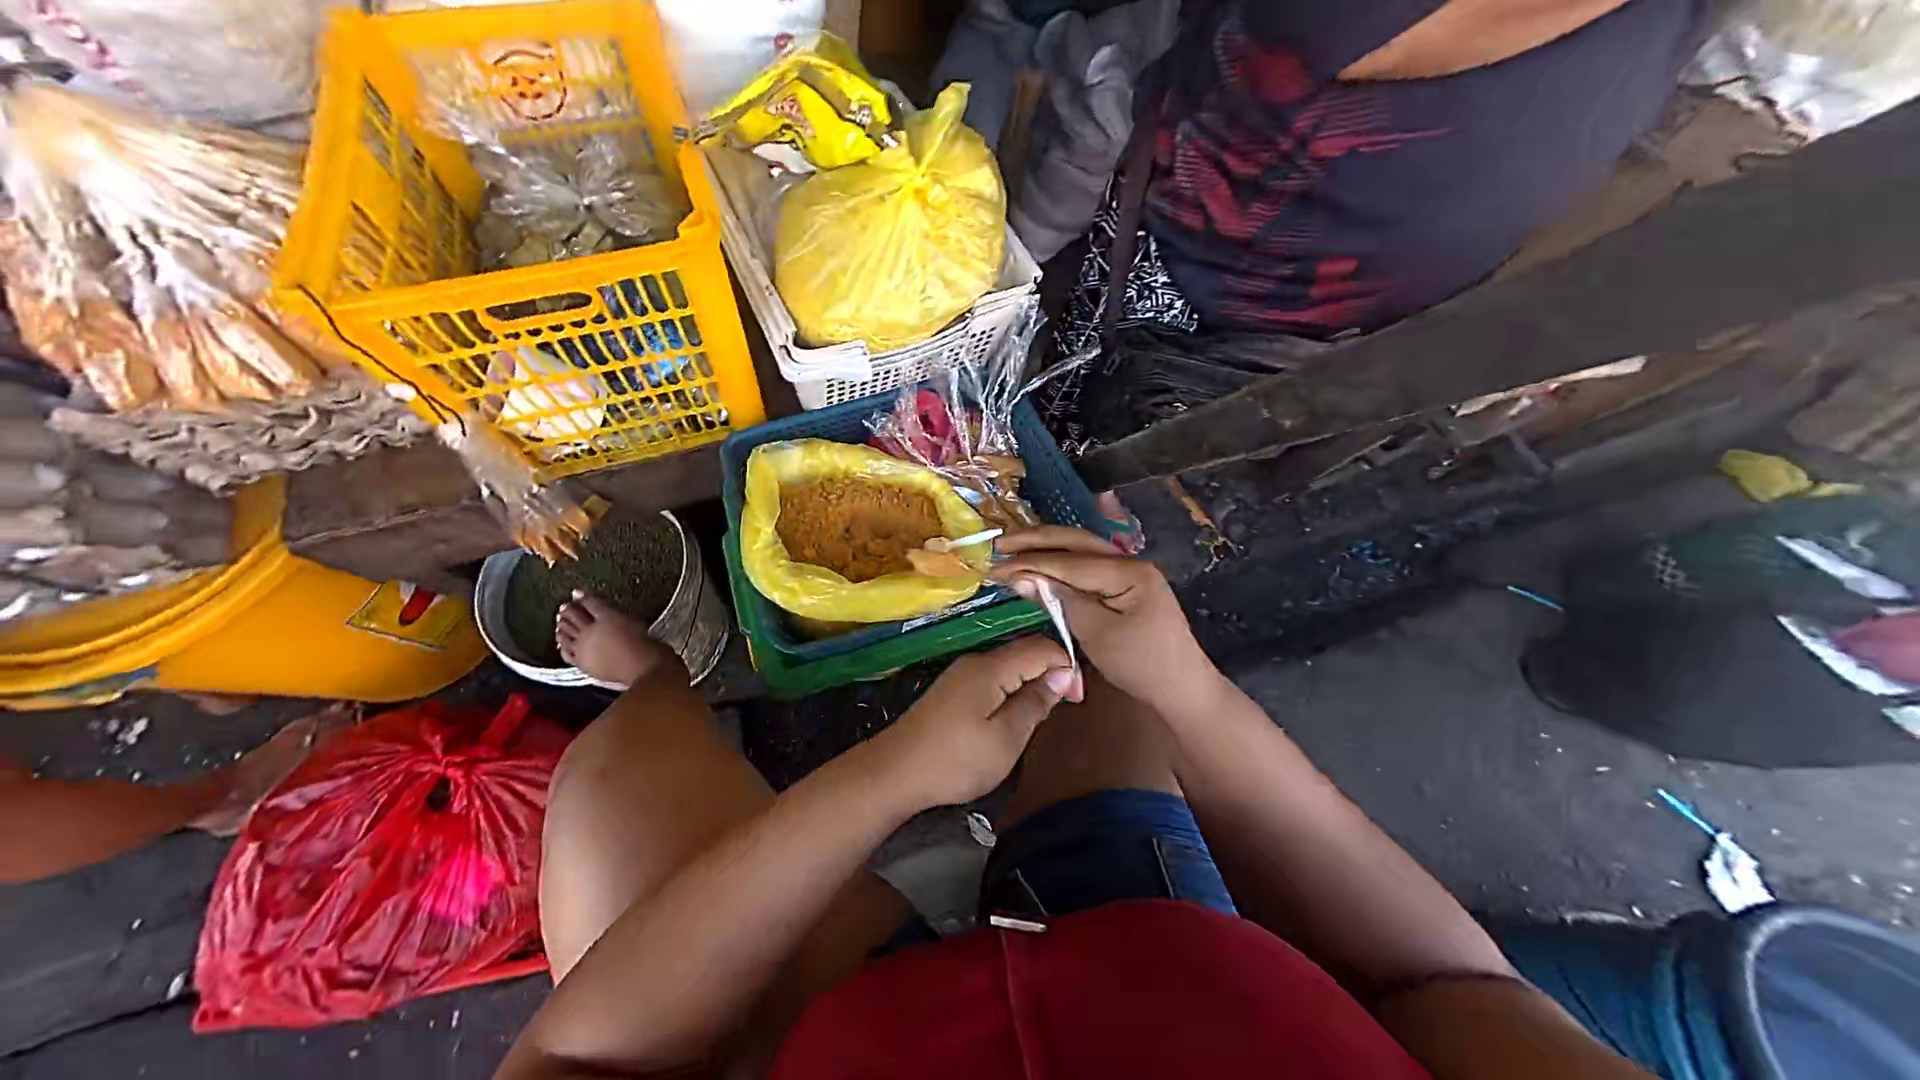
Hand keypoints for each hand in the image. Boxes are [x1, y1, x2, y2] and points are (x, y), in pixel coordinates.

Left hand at [867, 636, 1077, 807]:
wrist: (894, 773)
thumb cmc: (956, 760)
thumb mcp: (1006, 738)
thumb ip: (1035, 702)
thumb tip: (1061, 674)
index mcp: (990, 667)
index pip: (1041, 647)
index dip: (1066, 666)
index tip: (1077, 699)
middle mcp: (975, 661)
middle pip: (1023, 652)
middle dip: (1051, 672)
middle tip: (1065, 706)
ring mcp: (960, 674)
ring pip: (1008, 666)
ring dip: (1031, 682)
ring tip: (1042, 713)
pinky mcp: (952, 690)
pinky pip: (992, 678)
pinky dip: (1011, 689)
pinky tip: (1014, 714)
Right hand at [991, 527, 1219, 712]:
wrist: (1182, 688)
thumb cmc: (1142, 665)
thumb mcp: (1097, 634)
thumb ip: (1060, 601)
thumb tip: (1023, 577)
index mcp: (1128, 571)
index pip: (1068, 562)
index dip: (1029, 563)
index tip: (995, 566)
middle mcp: (1130, 561)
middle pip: (1076, 542)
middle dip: (1035, 541)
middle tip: (1000, 544)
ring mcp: (1130, 571)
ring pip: (1081, 549)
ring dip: (1047, 547)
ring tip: (1014, 547)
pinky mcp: (1126, 584)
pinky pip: (1088, 564)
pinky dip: (1061, 562)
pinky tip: (1043, 562)